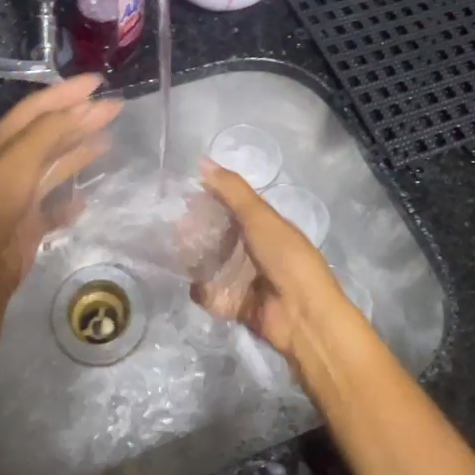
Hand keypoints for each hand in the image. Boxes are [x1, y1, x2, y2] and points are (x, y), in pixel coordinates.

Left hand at [0, 74, 120, 294]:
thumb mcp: (19, 157)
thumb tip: (83, 106)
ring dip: (80, 151)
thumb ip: (50, 129)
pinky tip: (86, 198)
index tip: (99, 82)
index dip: (67, 92)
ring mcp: (19, 195)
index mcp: (1, 142)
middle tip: (116, 107)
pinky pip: (54, 208)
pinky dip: (70, 201)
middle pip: (51, 134)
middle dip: (81, 118)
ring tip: (109, 139)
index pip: (38, 107)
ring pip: (55, 166)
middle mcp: (10, 164)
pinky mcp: (29, 225)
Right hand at [191, 160, 352, 361]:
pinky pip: (207, 292)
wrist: (302, 314)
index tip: (182, 192)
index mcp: (262, 224)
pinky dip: (200, 288)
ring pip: (207, 262)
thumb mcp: (259, 216)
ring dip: (192, 256)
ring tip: (173, 250)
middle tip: (172, 223)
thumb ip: (231, 189)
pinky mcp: (231, 303)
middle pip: (214, 234)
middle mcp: (250, 248)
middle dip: (194, 229)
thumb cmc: (285, 257)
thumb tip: (201, 160)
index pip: (228, 205)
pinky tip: (194, 282)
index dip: (207, 197)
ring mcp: (241, 277)